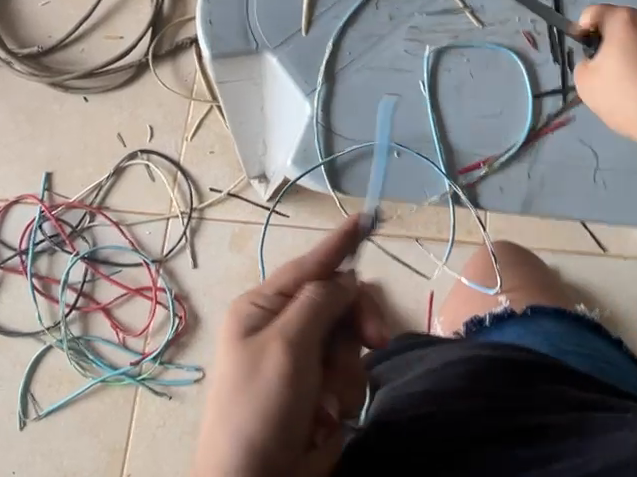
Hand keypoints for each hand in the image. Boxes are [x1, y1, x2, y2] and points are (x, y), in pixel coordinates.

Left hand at [190, 216, 392, 476]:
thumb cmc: (259, 410)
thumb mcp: (287, 347)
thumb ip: (321, 303)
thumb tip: (345, 280)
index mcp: (262, 308)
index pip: (309, 266)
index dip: (340, 243)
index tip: (369, 217)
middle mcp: (282, 328)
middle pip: (339, 302)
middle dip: (356, 324)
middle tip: (377, 340)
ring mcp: (301, 362)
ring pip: (350, 341)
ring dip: (346, 371)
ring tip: (326, 404)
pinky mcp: (317, 393)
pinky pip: (349, 375)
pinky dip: (343, 395)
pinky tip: (325, 420)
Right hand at [576, 5, 636, 151]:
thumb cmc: (630, 101)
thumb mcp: (586, 85)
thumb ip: (584, 63)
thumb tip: (598, 60)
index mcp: (624, 19)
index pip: (593, 13)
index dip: (583, 30)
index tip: (586, 54)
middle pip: (624, 23)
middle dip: (615, 41)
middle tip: (614, 72)